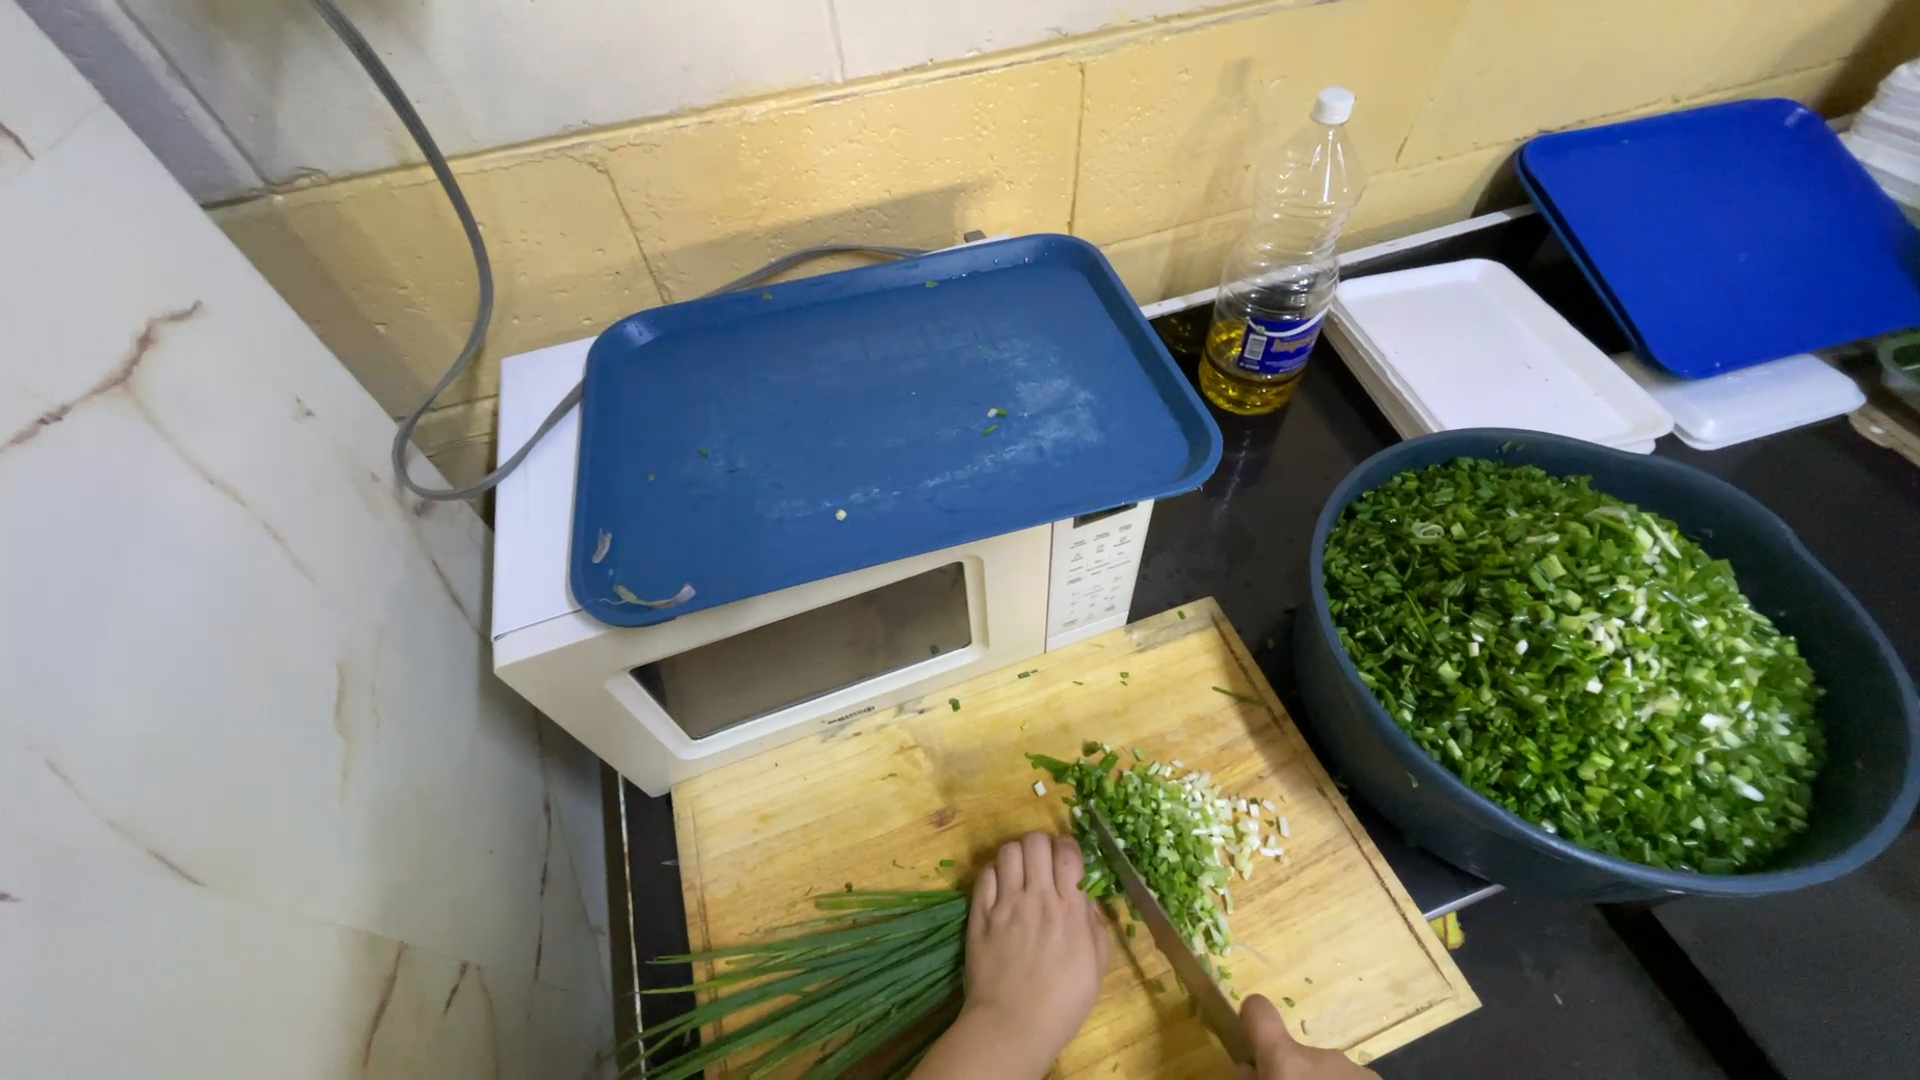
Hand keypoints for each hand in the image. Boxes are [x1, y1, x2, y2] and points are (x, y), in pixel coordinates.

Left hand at [911, 833, 1109, 1078]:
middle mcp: (1037, 898)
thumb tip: (1089, 900)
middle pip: (1036, 841)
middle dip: (1042, 844)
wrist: (1012, 1026)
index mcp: (1069, 910)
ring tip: (1021, 872)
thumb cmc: (1061, 1004)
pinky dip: (994, 873)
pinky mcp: (980, 913)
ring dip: (1017, 855)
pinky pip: (985, 874)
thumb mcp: (1095, 969)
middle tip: (1043, 862)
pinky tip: (1000, 888)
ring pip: (1008, 850)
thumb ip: (1096, 928)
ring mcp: (1005, 903)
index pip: (1067, 851)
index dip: (1068, 846)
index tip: (1067, 859)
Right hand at [1237, 994, 1380, 1079]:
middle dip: (1297, 1073)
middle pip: (1301, 1054)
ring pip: (1332, 1071)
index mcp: (1285, 1059)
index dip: (1251, 1015)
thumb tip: (1248, 1069)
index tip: (1251, 1032)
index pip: (1258, 1010)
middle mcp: (1322, 1056)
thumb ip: (1252, 1079)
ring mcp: (1357, 1071)